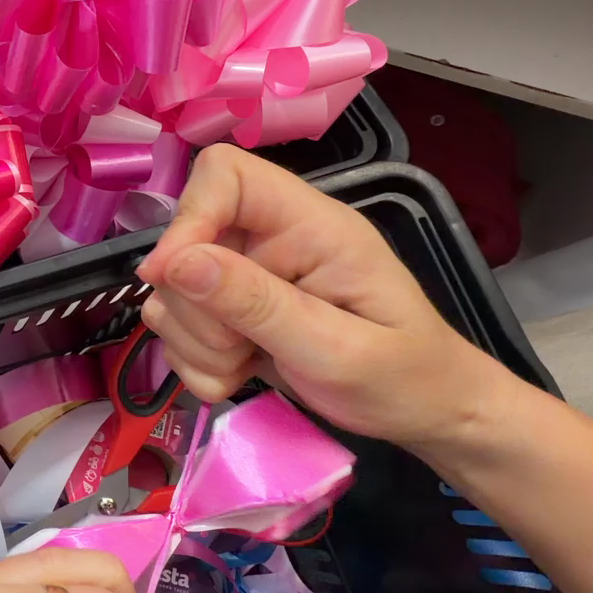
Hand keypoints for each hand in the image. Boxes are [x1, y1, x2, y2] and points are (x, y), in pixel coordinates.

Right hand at [136, 144, 515, 449]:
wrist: (423, 417)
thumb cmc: (406, 379)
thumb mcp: (338, 350)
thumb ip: (257, 304)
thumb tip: (175, 264)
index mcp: (309, 225)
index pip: (225, 175)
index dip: (189, 215)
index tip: (171, 275)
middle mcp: (266, 240)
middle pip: (183, 246)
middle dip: (196, 311)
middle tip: (240, 349)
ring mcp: (240, 278)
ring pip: (169, 295)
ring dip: (196, 345)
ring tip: (247, 366)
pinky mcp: (222, 314)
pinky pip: (173, 330)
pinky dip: (195, 363)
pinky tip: (238, 374)